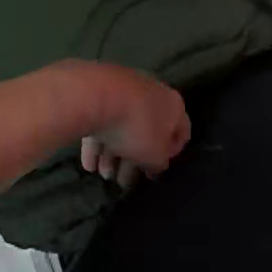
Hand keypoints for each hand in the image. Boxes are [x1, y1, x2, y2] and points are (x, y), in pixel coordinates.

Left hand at [68, 62, 189, 188]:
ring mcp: (123, 90)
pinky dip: (97, 142)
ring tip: (104, 174)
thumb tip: (155, 163)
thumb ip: (159, 162)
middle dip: (134, 160)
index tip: (157, 171)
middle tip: (123, 181)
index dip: (171, 153)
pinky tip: (89, 164)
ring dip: (113, 154)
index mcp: (173, 104)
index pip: (181, 130)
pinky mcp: (98, 92)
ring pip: (122, 127)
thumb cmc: (137, 127)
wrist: (96, 96)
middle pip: (146, 131)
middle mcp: (151, 93)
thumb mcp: (156, 155)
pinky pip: (102, 121)